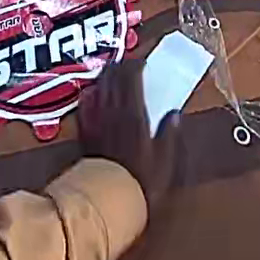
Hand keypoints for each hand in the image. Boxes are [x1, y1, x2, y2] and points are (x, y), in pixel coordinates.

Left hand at [79, 55, 181, 209]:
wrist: (108, 197)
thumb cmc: (141, 182)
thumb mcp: (164, 162)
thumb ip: (168, 135)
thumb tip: (175, 114)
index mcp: (134, 114)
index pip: (131, 78)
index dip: (135, 66)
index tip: (142, 62)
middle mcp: (113, 110)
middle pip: (113, 78)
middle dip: (119, 66)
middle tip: (127, 63)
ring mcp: (96, 117)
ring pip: (98, 86)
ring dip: (106, 75)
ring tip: (112, 72)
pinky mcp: (85, 128)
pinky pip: (85, 103)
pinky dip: (90, 93)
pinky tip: (92, 91)